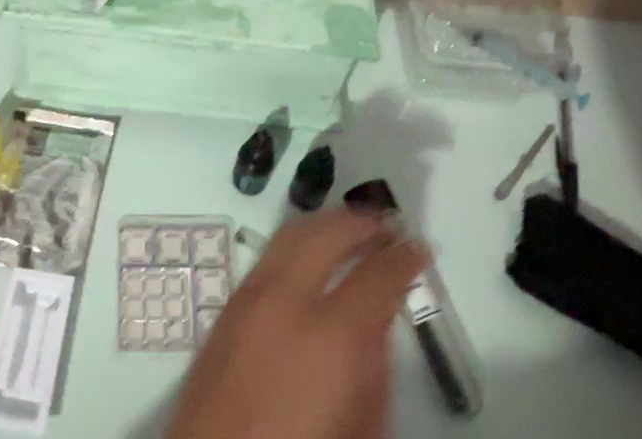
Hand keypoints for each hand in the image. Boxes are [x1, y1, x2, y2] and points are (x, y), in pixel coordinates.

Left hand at [166, 210, 430, 438]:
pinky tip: (309, 261)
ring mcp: (247, 301)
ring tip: (351, 235)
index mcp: (332, 336)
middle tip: (387, 227)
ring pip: (289, 235)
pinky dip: (294, 246)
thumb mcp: (363, 424)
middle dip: (362, 223)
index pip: (379, 274)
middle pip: (328, 233)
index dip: (405, 257)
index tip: (417, 249)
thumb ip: (374, 367)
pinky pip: (265, 258)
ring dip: (325, 227)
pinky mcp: (223, 312)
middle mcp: (285, 302)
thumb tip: (375, 323)